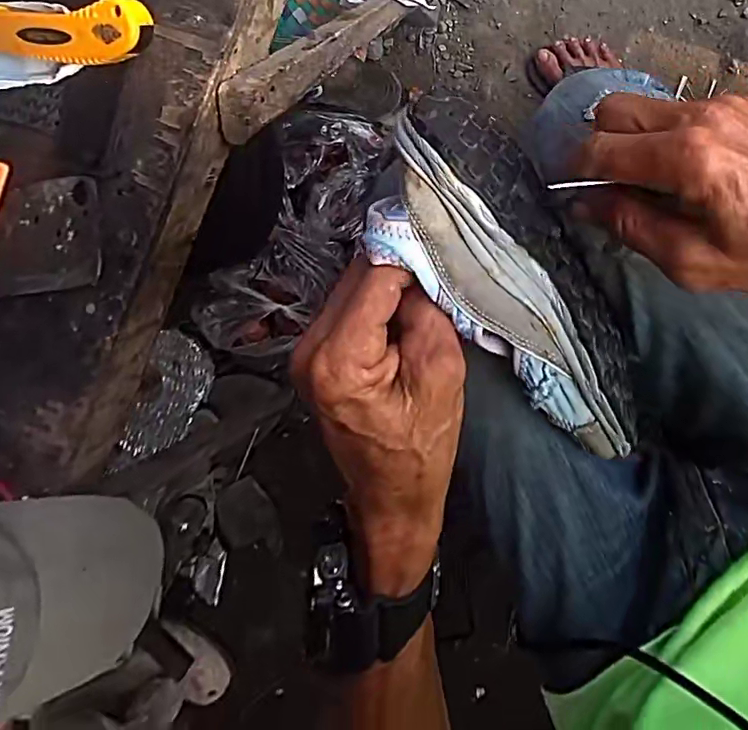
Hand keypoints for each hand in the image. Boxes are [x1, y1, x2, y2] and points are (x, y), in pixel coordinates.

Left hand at [292, 258, 464, 594]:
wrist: (391, 495)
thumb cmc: (420, 449)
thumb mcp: (441, 375)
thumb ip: (425, 313)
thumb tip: (415, 269)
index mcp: (339, 360)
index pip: (374, 278)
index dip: (410, 260)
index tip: (436, 252)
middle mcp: (310, 350)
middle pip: (356, 276)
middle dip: (398, 270)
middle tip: (436, 275)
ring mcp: (305, 351)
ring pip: (351, 286)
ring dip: (389, 285)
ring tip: (424, 302)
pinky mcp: (314, 354)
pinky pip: (349, 306)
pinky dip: (378, 302)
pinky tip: (403, 317)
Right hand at [571, 93, 747, 307]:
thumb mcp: (692, 262)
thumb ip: (629, 227)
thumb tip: (587, 205)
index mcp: (688, 158)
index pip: (601, 150)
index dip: (574, 171)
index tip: (569, 189)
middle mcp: (701, 118)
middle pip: (613, 108)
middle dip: (598, 145)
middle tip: (608, 185)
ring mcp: (724, 106)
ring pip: (644, 105)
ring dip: (631, 138)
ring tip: (651, 181)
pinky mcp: (741, 105)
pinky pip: (680, 110)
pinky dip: (666, 135)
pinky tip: (688, 170)